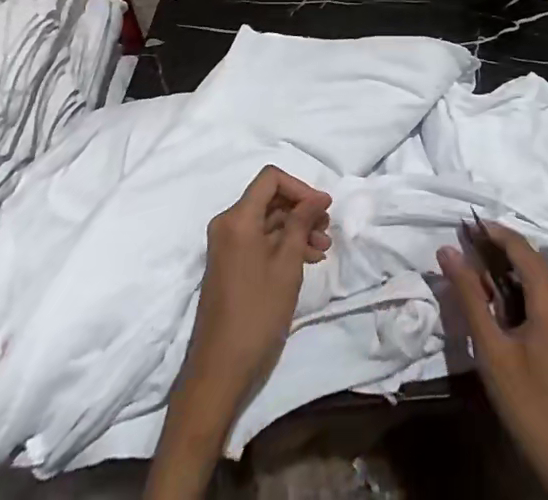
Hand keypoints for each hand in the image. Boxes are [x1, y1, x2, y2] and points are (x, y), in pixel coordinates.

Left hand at [145, 166, 331, 499]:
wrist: (220, 368)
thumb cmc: (258, 311)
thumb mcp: (288, 263)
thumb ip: (302, 223)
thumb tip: (317, 197)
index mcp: (237, 218)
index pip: (271, 179)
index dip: (301, 188)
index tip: (323, 209)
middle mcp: (227, 225)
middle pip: (270, 199)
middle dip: (302, 211)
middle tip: (327, 231)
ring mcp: (227, 246)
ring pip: (268, 221)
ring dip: (297, 230)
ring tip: (323, 250)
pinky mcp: (231, 265)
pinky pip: (260, 241)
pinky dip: (285, 245)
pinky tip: (307, 260)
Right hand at [438, 224, 547, 499]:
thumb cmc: (527, 401)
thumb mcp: (491, 348)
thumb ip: (470, 296)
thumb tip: (448, 251)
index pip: (520, 247)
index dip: (492, 231)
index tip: (464, 222)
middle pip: (531, 260)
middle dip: (497, 249)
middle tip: (463, 245)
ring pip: (539, 279)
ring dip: (509, 270)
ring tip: (475, 270)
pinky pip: (547, 297)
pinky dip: (522, 289)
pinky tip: (501, 301)